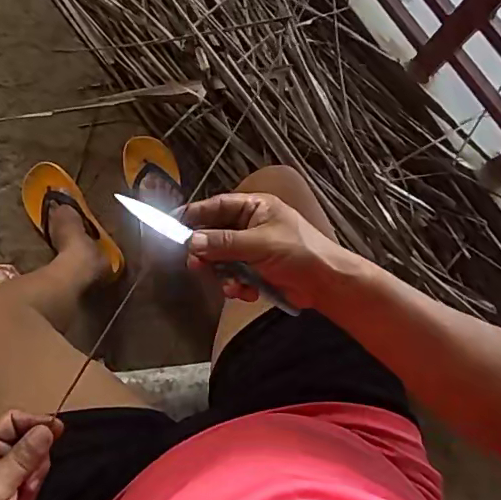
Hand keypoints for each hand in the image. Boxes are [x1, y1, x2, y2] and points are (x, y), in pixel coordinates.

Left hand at [0, 410, 62, 499]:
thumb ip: (23, 457)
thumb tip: (47, 428)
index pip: (14, 419)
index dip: (36, 422)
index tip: (58, 431)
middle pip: (29, 440)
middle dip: (34, 463)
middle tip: (26, 484)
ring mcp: (1, 472)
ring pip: (33, 462)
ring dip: (32, 482)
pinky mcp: (10, 490)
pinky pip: (31, 481)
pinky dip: (29, 495)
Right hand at [179, 192, 353, 309]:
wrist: (327, 284)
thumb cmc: (301, 253)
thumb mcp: (260, 244)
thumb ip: (225, 243)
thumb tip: (193, 242)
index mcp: (254, 207)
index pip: (216, 206)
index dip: (194, 215)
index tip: (173, 226)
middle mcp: (250, 225)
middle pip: (214, 235)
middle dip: (207, 253)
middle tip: (196, 265)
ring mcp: (252, 249)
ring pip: (221, 260)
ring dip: (223, 275)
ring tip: (233, 285)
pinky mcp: (255, 271)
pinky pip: (233, 276)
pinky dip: (237, 286)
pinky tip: (247, 292)